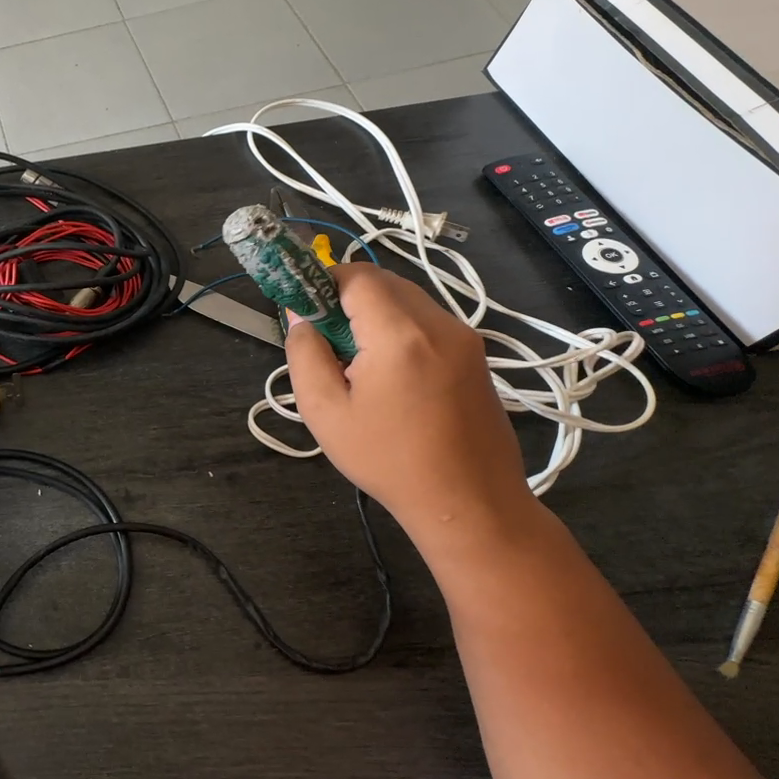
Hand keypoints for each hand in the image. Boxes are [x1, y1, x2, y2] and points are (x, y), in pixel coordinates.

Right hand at [285, 263, 531, 537]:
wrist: (469, 502)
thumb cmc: (388, 458)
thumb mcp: (324, 410)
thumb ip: (305, 353)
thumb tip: (302, 319)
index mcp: (401, 335)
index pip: (357, 276)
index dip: (321, 282)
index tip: (302, 311)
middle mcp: (440, 326)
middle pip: (383, 282)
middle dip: (345, 297)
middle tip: (323, 338)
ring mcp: (466, 340)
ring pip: (407, 300)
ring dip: (373, 313)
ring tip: (353, 359)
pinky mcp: (476, 357)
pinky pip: (427, 322)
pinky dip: (398, 329)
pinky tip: (386, 372)